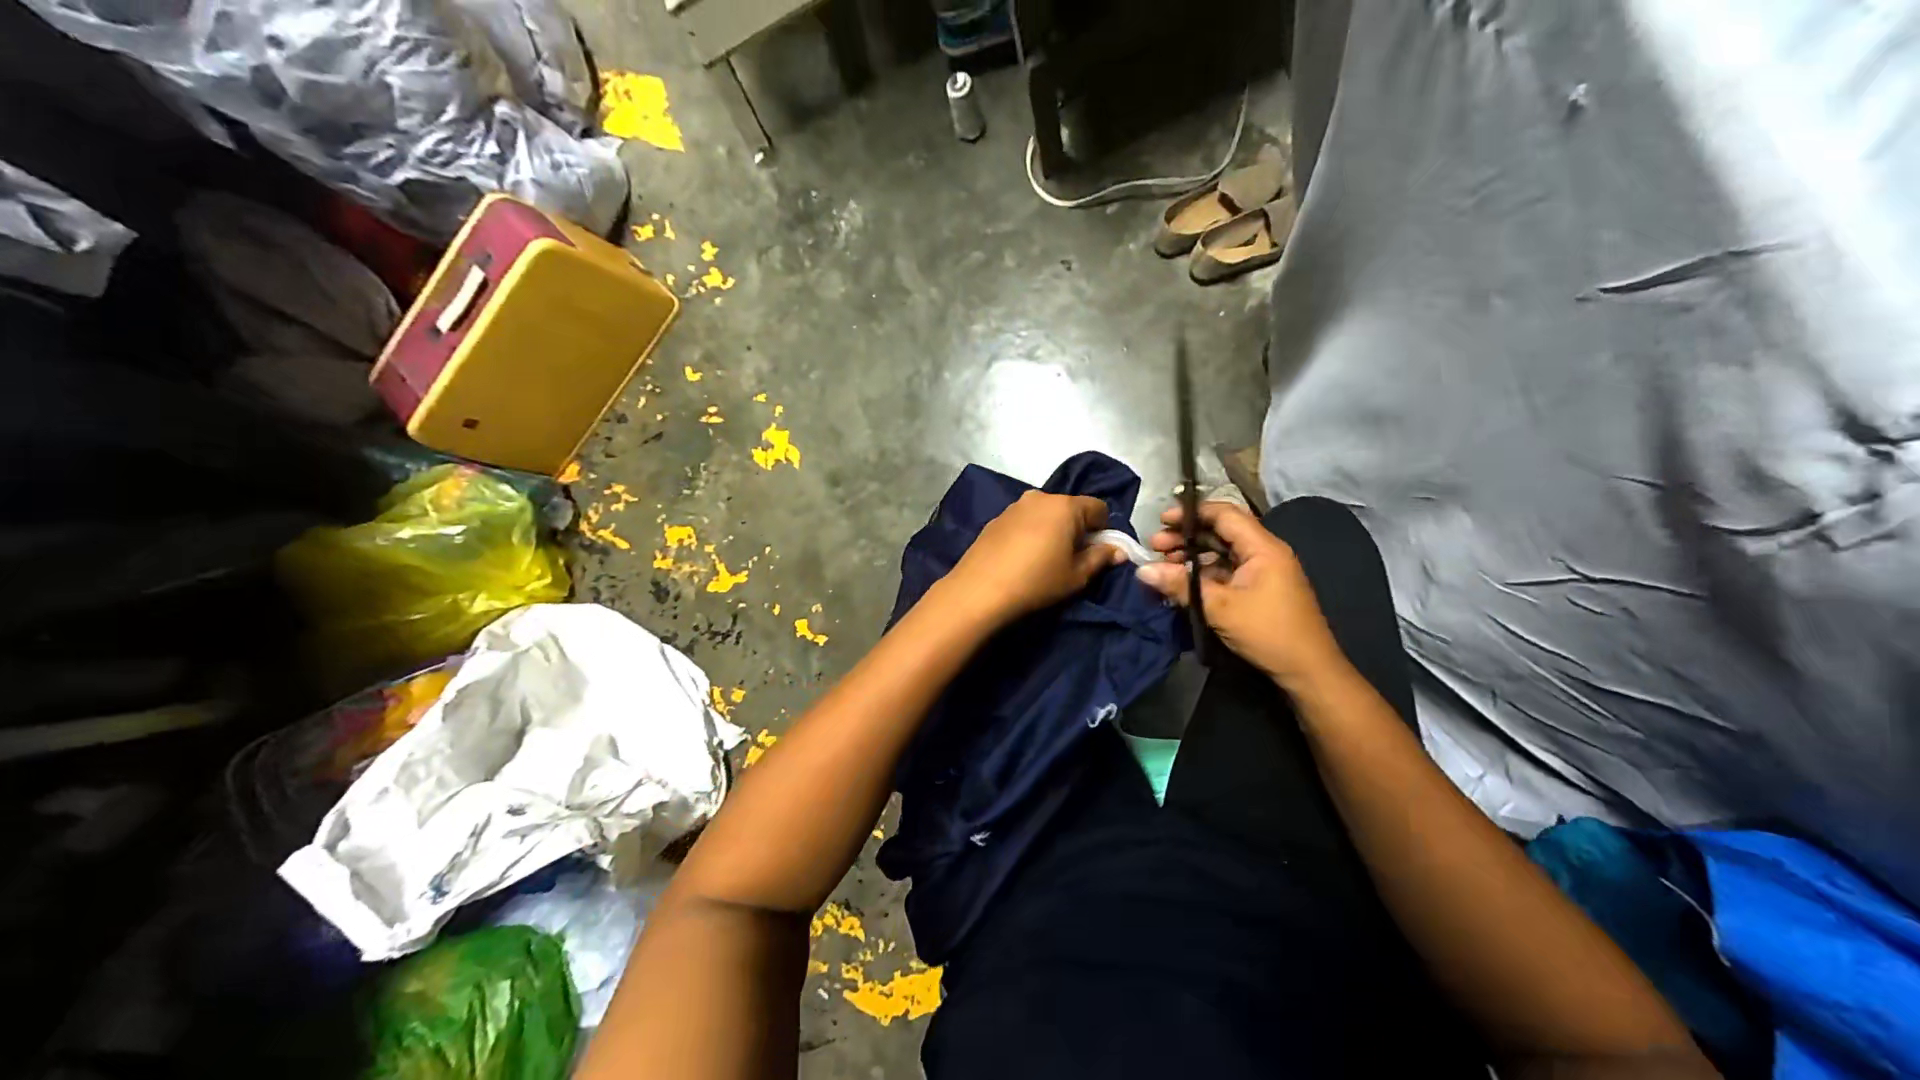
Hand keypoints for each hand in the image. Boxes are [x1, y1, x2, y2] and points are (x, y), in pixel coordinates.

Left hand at [940, 491, 1126, 624]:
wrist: (980, 589)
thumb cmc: (1037, 581)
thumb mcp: (1076, 575)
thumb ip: (1100, 558)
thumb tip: (1118, 550)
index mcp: (1065, 506)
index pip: (1098, 507)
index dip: (1102, 530)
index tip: (1094, 553)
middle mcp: (1040, 497)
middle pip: (1070, 508)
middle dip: (1076, 528)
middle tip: (1069, 558)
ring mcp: (1015, 506)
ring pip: (1045, 513)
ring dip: (1051, 529)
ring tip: (1042, 559)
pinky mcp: (996, 518)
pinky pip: (1024, 520)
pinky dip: (1030, 532)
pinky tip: (1021, 557)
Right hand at [1136, 500, 1347, 690]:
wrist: (1308, 670)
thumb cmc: (1267, 632)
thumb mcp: (1218, 607)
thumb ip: (1180, 584)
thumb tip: (1142, 570)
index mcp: (1263, 547)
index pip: (1224, 514)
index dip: (1192, 513)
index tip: (1162, 521)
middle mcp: (1265, 552)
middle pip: (1221, 531)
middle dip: (1187, 536)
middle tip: (1155, 546)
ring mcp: (1264, 571)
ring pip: (1222, 551)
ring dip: (1193, 555)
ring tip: (1164, 565)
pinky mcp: (1260, 588)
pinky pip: (1227, 570)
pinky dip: (1204, 571)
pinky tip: (1183, 581)